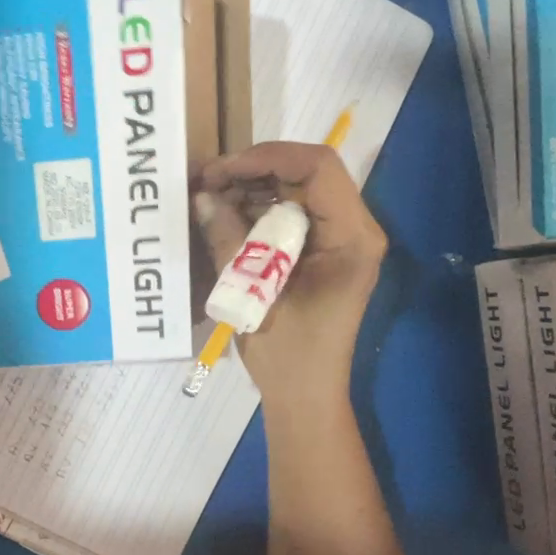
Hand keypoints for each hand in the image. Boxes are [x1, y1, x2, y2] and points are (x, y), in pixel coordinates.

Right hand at [194, 141, 385, 410]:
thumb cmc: (288, 355)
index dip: (267, 158)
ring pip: (296, 189)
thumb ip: (229, 241)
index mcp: (352, 238)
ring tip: (209, 198)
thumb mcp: (253, 295)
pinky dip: (257, 209)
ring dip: (252, 187)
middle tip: (206, 182)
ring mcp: (338, 240)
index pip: (318, 168)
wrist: (305, 397)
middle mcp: (353, 229)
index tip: (221, 172)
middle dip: (254, 170)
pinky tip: (225, 217)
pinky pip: (290, 214)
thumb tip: (202, 197)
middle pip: (307, 173)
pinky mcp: (320, 252)